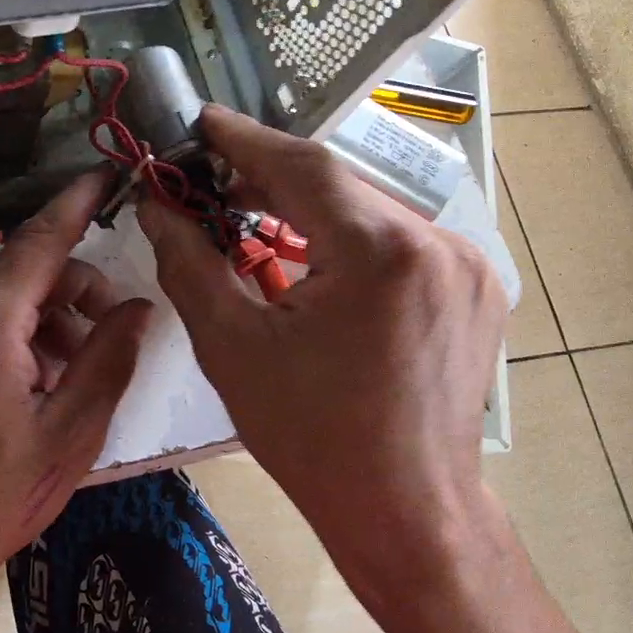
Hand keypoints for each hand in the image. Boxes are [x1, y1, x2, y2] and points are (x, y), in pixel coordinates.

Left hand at [0, 173, 154, 597]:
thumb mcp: (70, 432)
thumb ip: (110, 359)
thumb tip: (139, 307)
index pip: (40, 241)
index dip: (78, 205)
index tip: (108, 175)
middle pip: (21, 272)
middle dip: (72, 292)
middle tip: (107, 341)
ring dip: (40, 320)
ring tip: (67, 379)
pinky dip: (5, 336)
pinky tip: (25, 386)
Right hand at [138, 106, 506, 622]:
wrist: (406, 510)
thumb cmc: (309, 436)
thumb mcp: (231, 346)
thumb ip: (189, 262)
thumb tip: (157, 207)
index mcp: (381, 252)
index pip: (302, 166)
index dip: (243, 139)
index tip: (201, 122)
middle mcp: (439, 242)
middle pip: (339, 184)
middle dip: (270, 177)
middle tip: (210, 182)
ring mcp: (469, 265)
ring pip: (370, 209)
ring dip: (308, 207)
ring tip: (251, 220)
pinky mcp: (476, 288)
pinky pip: (399, 240)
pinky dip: (347, 237)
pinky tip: (309, 260)